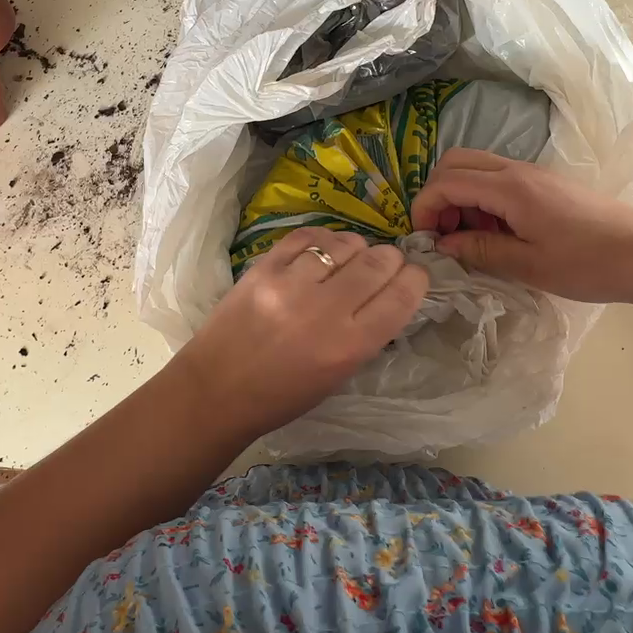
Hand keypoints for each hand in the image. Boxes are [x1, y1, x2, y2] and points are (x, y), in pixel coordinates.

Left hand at [171, 227, 428, 438]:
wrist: (216, 389)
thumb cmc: (281, 396)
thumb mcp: (338, 375)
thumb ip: (365, 334)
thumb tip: (388, 294)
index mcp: (348, 346)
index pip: (401, 296)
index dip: (415, 280)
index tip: (413, 277)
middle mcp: (325, 310)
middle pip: (377, 263)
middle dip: (391, 260)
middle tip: (386, 264)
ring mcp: (291, 283)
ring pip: (345, 243)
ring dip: (357, 248)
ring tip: (352, 258)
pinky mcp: (264, 266)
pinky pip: (307, 236)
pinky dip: (323, 238)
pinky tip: (324, 248)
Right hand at [408, 147, 632, 303]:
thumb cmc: (588, 263)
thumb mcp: (528, 265)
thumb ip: (480, 250)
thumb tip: (443, 244)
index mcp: (509, 188)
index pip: (446, 181)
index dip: (424, 207)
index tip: (425, 239)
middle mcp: (516, 170)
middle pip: (456, 162)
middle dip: (437, 194)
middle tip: (443, 233)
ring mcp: (532, 174)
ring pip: (476, 168)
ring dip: (460, 197)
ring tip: (471, 238)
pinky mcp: (544, 185)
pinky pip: (497, 179)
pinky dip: (481, 199)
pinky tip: (497, 233)